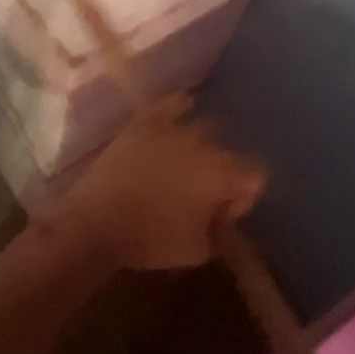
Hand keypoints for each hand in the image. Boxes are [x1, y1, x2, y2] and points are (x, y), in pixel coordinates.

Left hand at [57, 96, 266, 269]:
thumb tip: (220, 216)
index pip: (256, 175)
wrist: (98, 220)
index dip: (244, 196)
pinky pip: (171, 103)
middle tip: (202, 193)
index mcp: (223, 174)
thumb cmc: (152, 239)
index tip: (224, 213)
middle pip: (228, 151)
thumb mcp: (199, 250)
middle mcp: (204, 143)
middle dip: (222, 170)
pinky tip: (178, 112)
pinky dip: (178, 108)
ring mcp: (173, 126)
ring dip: (200, 145)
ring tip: (183, 163)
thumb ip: (220, 230)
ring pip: (202, 126)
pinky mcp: (144, 120)